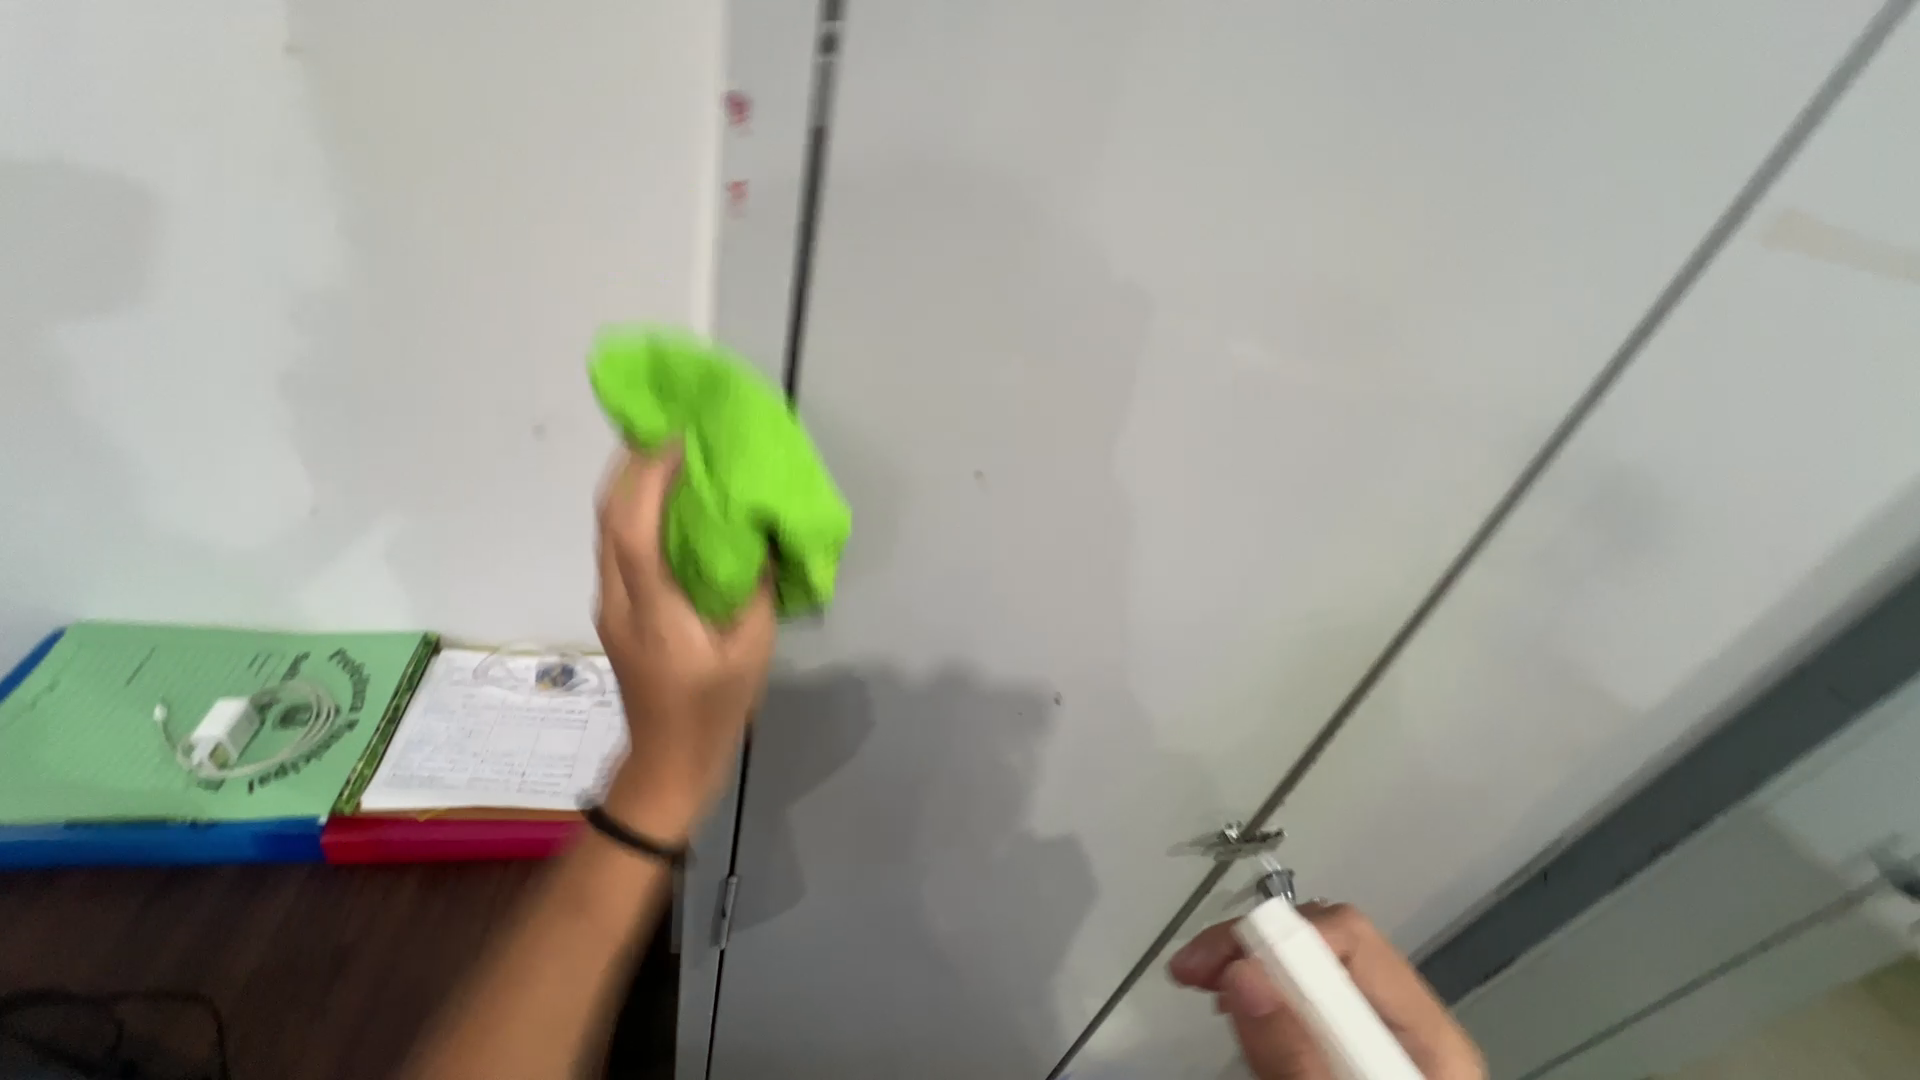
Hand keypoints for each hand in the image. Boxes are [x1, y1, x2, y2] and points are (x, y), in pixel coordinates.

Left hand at [594, 445, 777, 842]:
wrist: (668, 760)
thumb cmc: (713, 708)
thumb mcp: (751, 649)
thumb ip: (756, 587)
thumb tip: (759, 533)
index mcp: (653, 610)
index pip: (633, 529)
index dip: (649, 475)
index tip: (680, 434)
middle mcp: (618, 597)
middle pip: (608, 516)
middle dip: (632, 463)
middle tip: (670, 424)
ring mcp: (611, 602)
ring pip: (608, 527)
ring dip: (631, 482)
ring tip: (670, 450)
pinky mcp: (617, 607)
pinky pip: (619, 543)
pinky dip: (637, 509)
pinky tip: (667, 499)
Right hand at [1169, 904, 1485, 1079]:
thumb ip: (1297, 1062)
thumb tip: (1241, 974)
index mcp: (1428, 1040)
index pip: (1348, 939)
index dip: (1275, 936)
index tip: (1207, 967)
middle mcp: (1406, 1030)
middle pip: (1324, 949)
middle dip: (1252, 949)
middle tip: (1190, 973)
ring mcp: (1379, 1049)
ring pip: (1309, 975)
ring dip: (1251, 974)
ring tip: (1204, 989)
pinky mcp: (1349, 1065)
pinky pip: (1304, 1011)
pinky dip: (1263, 1006)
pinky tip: (1240, 1023)